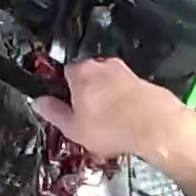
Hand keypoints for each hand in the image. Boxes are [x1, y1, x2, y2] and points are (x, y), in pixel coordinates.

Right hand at [31, 58, 195, 169]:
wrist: (156, 128)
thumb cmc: (115, 126)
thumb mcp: (73, 128)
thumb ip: (53, 112)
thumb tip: (40, 103)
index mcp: (80, 73)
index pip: (63, 73)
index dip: (62, 91)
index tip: (63, 105)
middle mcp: (103, 66)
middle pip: (86, 77)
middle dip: (85, 95)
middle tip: (85, 119)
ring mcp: (125, 73)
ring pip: (107, 85)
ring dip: (105, 100)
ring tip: (107, 126)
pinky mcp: (142, 83)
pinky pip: (125, 92)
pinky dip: (123, 104)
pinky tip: (124, 124)